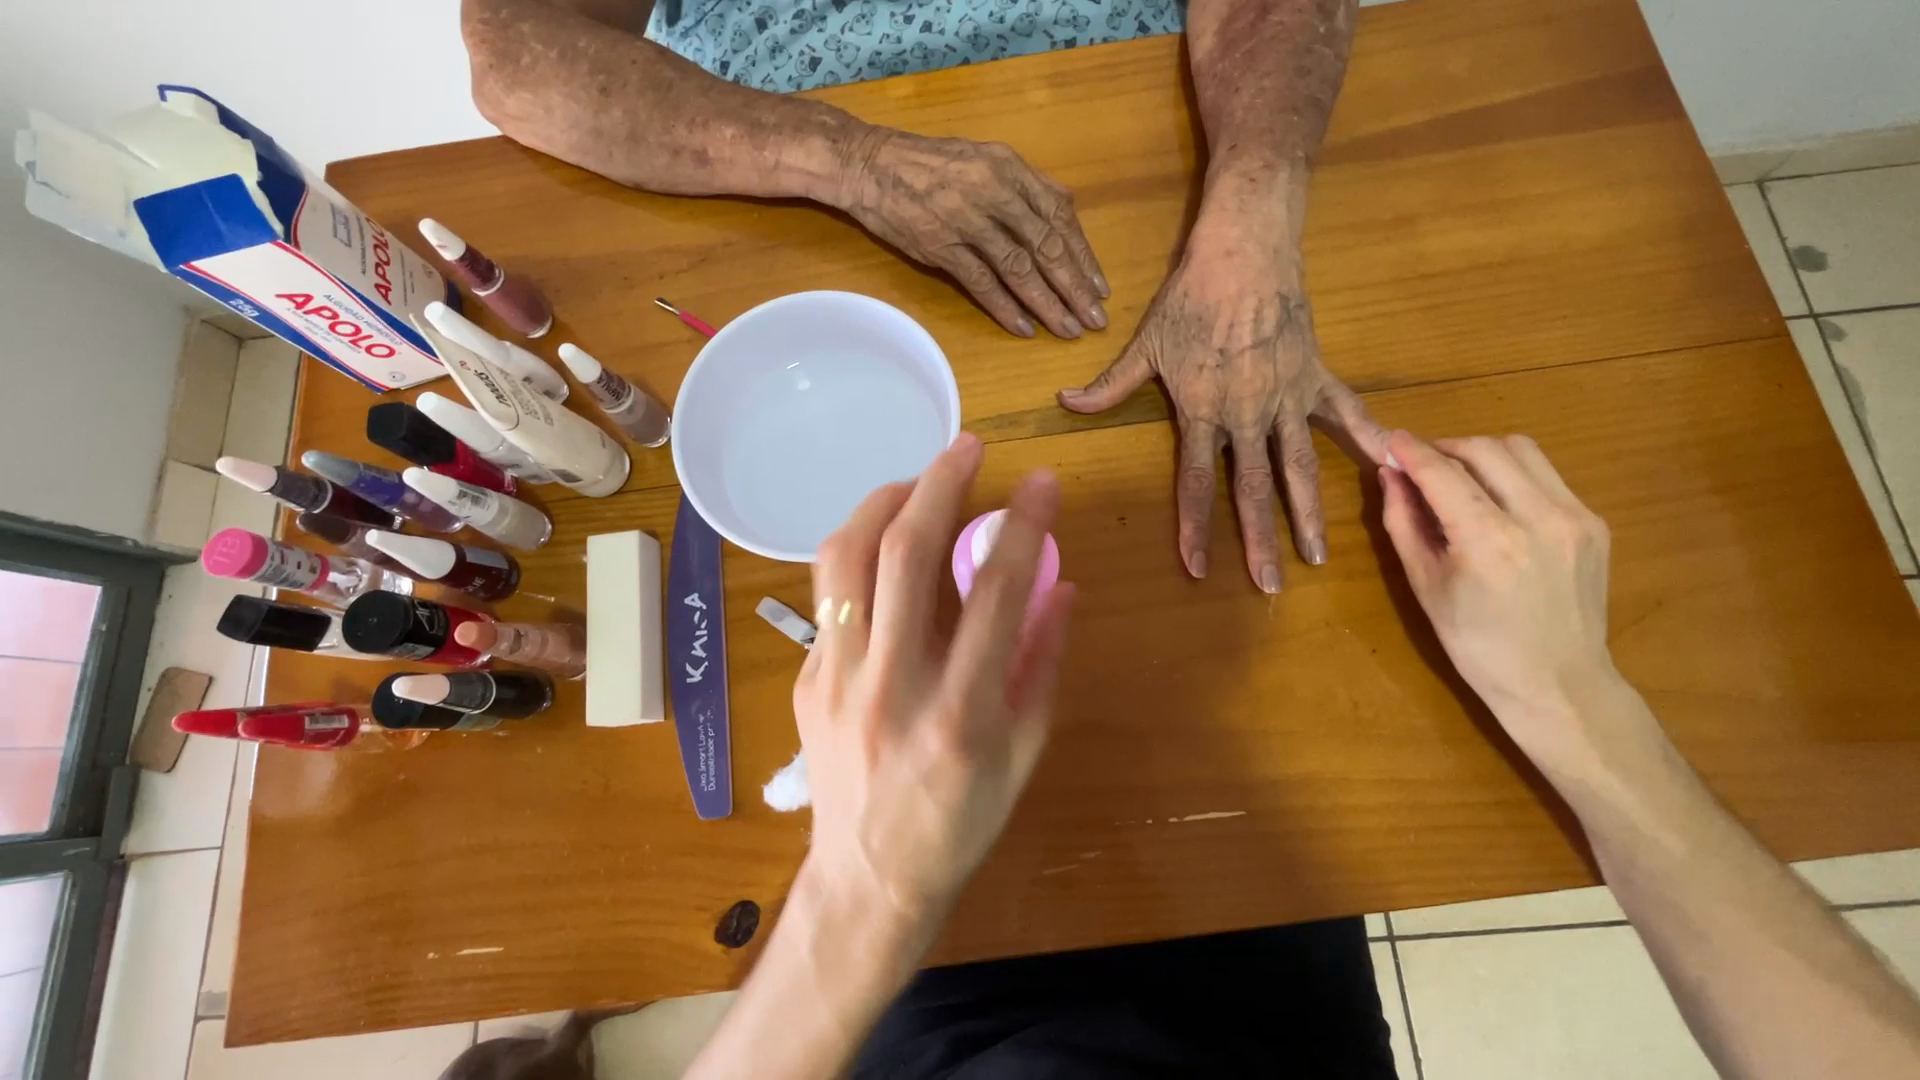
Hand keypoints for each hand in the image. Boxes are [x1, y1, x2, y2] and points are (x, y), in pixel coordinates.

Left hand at [796, 432, 1075, 922]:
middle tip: (967, 447)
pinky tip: (884, 551)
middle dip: (940, 483)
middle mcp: (893, 686)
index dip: (1023, 523)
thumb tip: (1061, 584)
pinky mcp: (805, 680)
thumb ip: (1044, 663)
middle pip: (905, 554)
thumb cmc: (961, 820)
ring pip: (844, 559)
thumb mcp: (1024, 754)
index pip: (996, 591)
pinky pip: (830, 596)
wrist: (870, 876)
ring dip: (882, 503)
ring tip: (915, 484)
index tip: (1041, 481)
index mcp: (963, 712)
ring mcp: (836, 680)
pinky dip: (860, 555)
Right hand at [835, 127, 1108, 339]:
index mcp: (1010, 168)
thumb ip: (1024, 184)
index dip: (1083, 255)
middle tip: (1094, 319)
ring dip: (1047, 303)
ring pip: (1019, 268)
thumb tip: (1063, 207)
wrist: (869, 164)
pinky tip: (1024, 328)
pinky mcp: (942, 245)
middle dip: (1074, 287)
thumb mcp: (984, 157)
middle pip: (1046, 246)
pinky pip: (981, 282)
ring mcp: (968, 220)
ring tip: (1067, 330)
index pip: (1060, 216)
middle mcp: (995, 192)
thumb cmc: (930, 164)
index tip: (1099, 287)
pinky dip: (1005, 308)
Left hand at [1059, 230, 1385, 591]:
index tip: (1199, 569)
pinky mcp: (1315, 375)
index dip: (1196, 527)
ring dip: (1308, 513)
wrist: (1243, 251)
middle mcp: (1245, 414)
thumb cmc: (1188, 299)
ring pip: (1299, 465)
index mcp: (1201, 412)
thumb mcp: (1143, 345)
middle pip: (1252, 488)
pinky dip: (1368, 435)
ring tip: (1315, 555)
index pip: (1197, 482)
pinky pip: (1345, 410)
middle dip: (1259, 541)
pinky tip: (1392, 465)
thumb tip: (1064, 402)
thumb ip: (1108, 386)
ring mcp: (1285, 397)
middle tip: (1270, 587)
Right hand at [1378, 430, 1623, 752]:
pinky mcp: (1593, 523)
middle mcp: (1538, 518)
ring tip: (1456, 474)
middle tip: (1419, 461)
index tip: (1390, 440)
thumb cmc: (1474, 644)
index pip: (1444, 474)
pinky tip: (1493, 499)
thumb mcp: (1424, 585)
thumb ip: (1404, 522)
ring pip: (1522, 451)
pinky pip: (1545, 477)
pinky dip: (1510, 474)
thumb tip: (1390, 475)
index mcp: (1488, 541)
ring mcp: (1575, 518)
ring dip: (1480, 453)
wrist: (1556, 681)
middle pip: (1486, 449)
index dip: (1412, 452)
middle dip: (1445, 447)